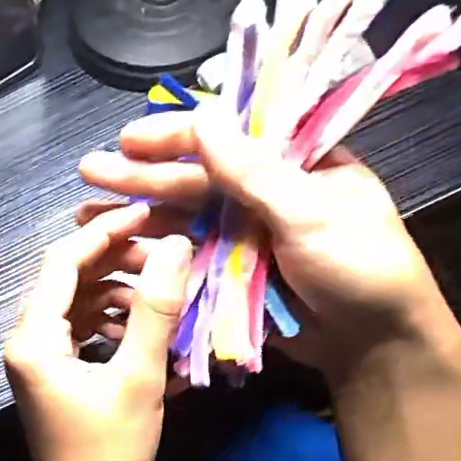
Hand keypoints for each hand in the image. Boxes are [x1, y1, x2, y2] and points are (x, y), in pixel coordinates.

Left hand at [4, 203, 193, 460]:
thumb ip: (154, 310)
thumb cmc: (108, 453)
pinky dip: (111, 322)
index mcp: (33, 338)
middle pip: (69, 279)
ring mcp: (37, 358)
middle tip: (168, 257)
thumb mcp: (138, 378)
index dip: (106, 232)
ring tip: (164, 293)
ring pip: (78, 304)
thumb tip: (175, 246)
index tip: (150, 213)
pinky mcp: (53, 373)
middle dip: (117, 262)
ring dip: (118, 293)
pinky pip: (81, 331)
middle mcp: (26, 341)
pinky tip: (144, 328)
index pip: (63, 262)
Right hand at [78, 108, 460, 386]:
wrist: (373, 342)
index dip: (174, 136)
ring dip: (137, 218)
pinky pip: (187, 259)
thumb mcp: (310, 212)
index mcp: (291, 163)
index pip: (225, 137)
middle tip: (89, 173)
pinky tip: (120, 253)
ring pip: (182, 221)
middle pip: (192, 180)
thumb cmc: (358, 266)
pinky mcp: (231, 274)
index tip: (127, 139)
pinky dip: (155, 256)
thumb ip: (253, 172)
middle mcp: (262, 193)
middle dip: (140, 177)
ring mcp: (243, 236)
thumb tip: (205, 118)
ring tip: (88, 216)